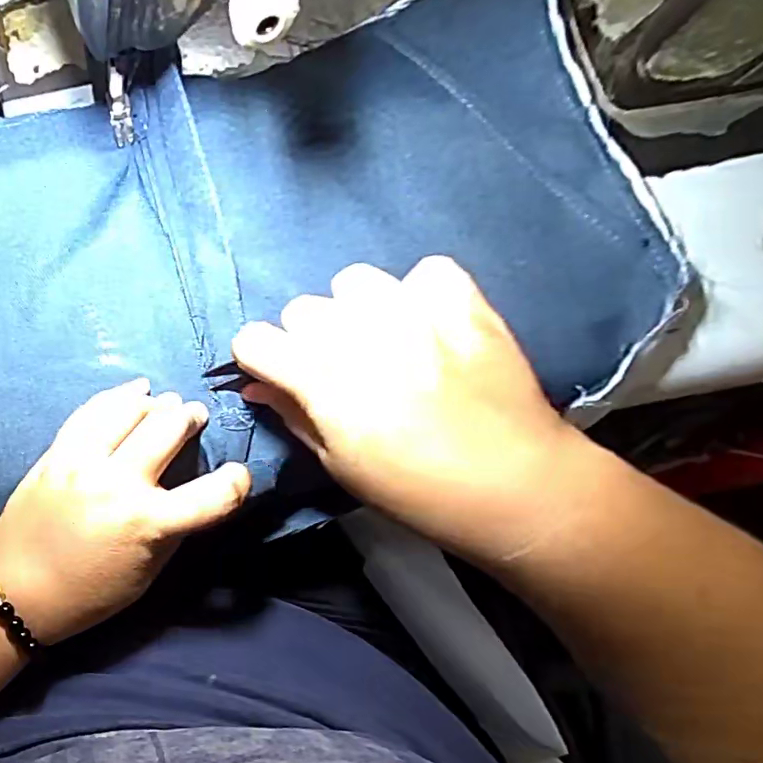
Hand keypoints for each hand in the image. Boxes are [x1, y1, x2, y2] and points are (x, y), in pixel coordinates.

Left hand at [0, 379, 251, 643]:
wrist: (18, 591)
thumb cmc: (91, 593)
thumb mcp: (148, 572)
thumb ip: (176, 529)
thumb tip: (195, 492)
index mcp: (148, 523)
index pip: (214, 494)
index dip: (237, 482)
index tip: (236, 476)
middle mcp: (119, 484)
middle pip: (168, 430)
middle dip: (191, 418)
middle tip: (196, 416)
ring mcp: (83, 463)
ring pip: (129, 410)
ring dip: (156, 402)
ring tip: (166, 402)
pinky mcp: (57, 454)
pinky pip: (90, 412)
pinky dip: (116, 398)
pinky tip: (133, 391)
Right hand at [232, 256, 595, 561]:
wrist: (509, 483)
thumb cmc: (411, 489)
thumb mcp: (338, 463)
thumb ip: (292, 413)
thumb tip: (258, 386)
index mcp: (321, 380)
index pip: (254, 339)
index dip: (260, 359)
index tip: (278, 376)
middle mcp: (358, 333)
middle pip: (301, 309)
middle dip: (308, 339)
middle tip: (341, 371)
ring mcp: (412, 309)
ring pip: (354, 281)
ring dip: (358, 310)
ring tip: (385, 342)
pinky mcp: (461, 298)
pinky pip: (422, 272)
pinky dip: (419, 295)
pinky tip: (431, 327)